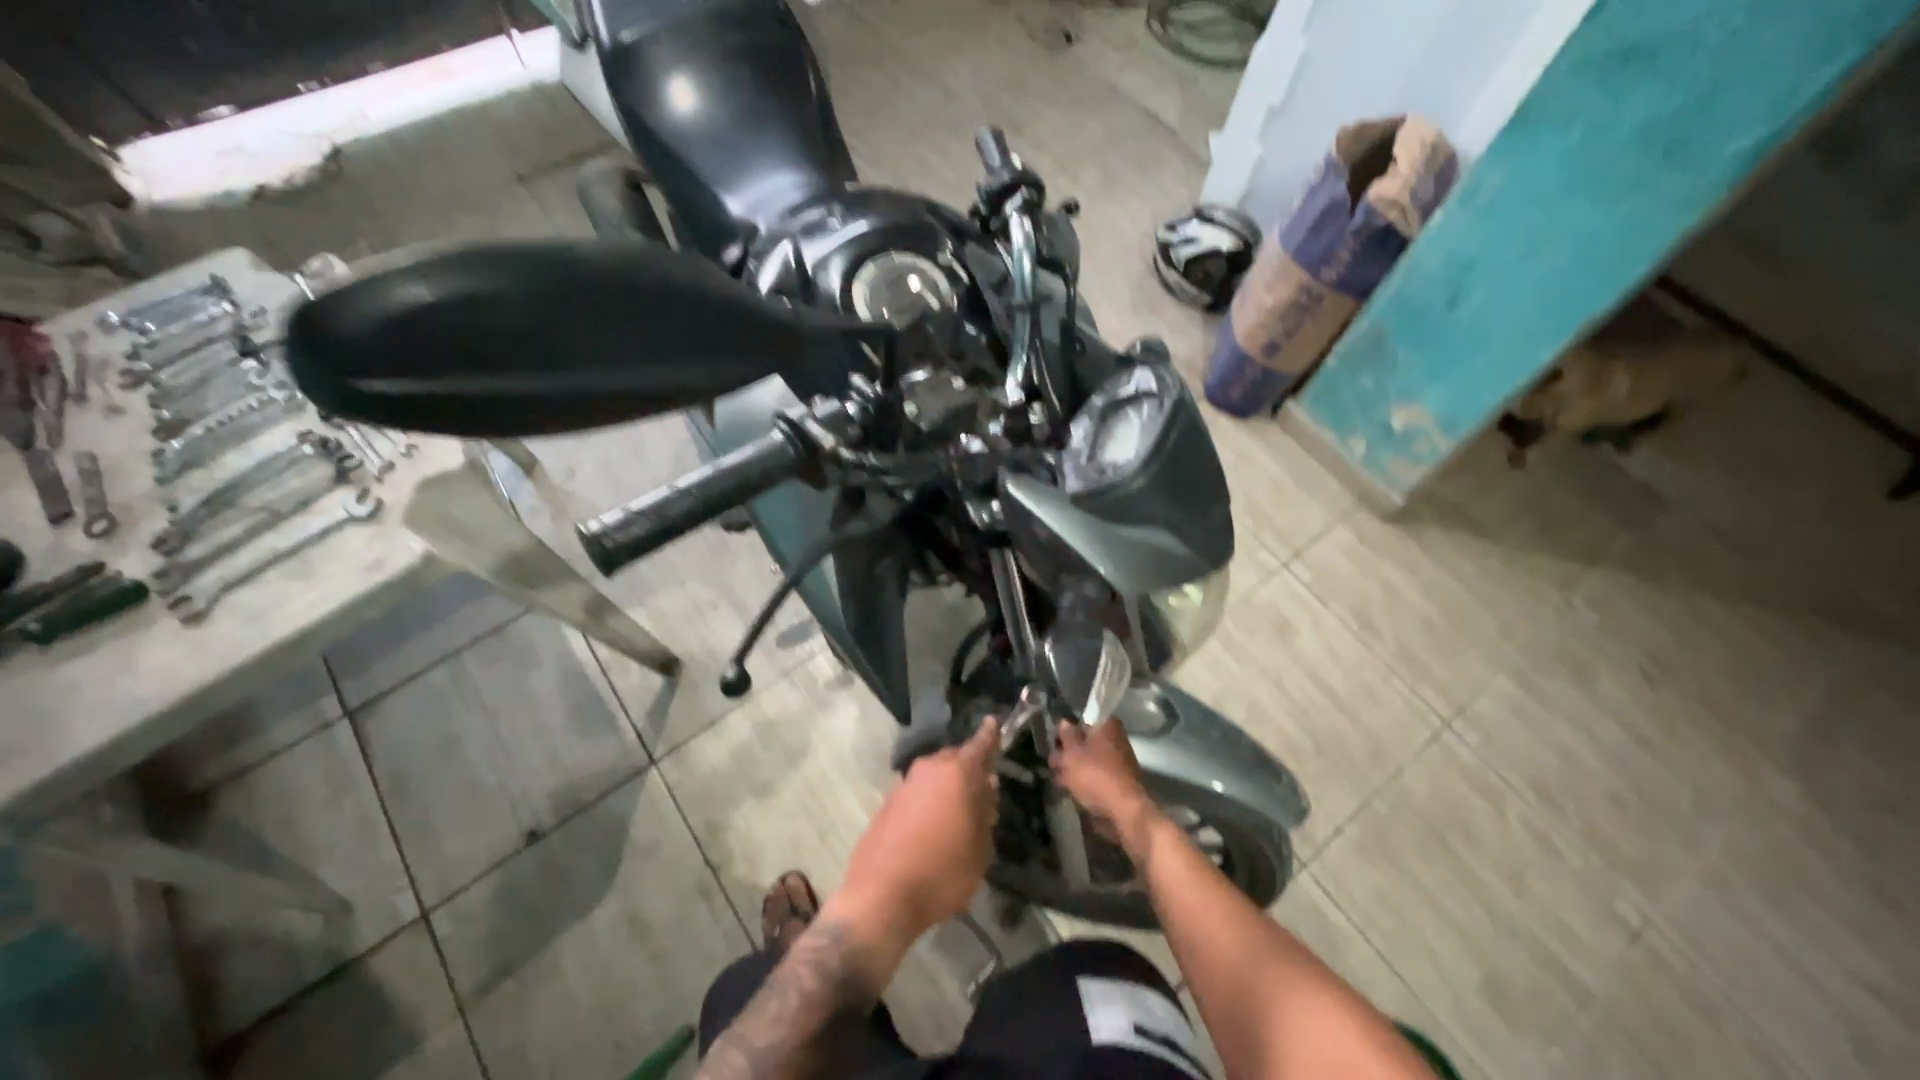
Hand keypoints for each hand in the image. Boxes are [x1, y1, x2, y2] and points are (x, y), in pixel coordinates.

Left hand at [838, 717, 1000, 939]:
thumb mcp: (979, 849)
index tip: (994, 722)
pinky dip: (930, 800)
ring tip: (962, 812)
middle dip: (970, 768)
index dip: (990, 736)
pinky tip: (936, 824)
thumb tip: (986, 789)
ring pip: (934, 776)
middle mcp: (928, 770)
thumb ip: (984, 813)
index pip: (980, 745)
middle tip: (985, 790)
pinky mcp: (887, 804)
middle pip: (955, 759)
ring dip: (949, 786)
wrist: (881, 897)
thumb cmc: (942, 873)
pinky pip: (918, 792)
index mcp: (956, 774)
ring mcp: (903, 785)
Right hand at [1051, 719, 1160, 851]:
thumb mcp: (1072, 753)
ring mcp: (1118, 761)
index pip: (1083, 720)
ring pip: (1089, 759)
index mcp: (1107, 726)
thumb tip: (1065, 722)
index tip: (1054, 741)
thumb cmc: (1095, 775)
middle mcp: (1115, 739)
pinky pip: (1096, 775)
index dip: (1067, 730)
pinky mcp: (1117, 780)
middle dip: (1068, 752)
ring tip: (1056, 777)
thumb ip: (1067, 736)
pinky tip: (1069, 788)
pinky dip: (1083, 780)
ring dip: (1073, 767)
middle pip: (1085, 741)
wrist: (1123, 810)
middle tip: (1052, 762)